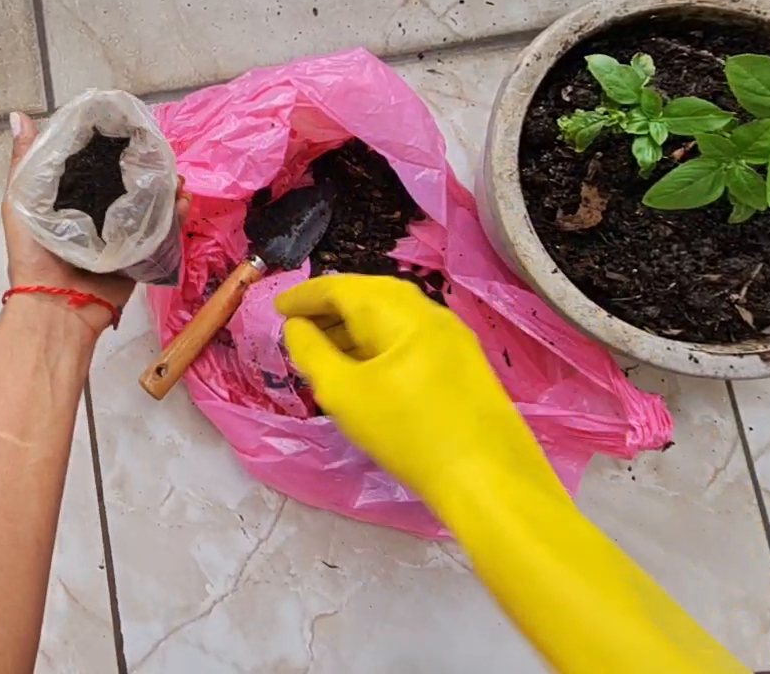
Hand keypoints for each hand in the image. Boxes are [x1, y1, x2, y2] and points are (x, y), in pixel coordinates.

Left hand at [3, 112, 189, 333]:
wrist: (54, 306)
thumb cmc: (32, 254)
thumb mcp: (20, 201)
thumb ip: (26, 162)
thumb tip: (20, 115)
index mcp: (72, 196)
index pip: (99, 164)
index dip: (115, 147)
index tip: (130, 129)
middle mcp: (99, 212)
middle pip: (130, 182)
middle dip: (149, 167)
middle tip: (161, 155)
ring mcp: (122, 233)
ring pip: (152, 204)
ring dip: (168, 188)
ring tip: (177, 178)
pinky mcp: (139, 254)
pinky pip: (163, 232)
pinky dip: (177, 216)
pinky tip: (183, 201)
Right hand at [278, 275, 557, 500]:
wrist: (492, 483)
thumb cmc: (409, 434)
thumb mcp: (343, 394)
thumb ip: (311, 352)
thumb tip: (297, 328)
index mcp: (397, 311)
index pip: (341, 287)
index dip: (305, 296)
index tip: (277, 309)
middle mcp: (428, 312)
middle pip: (368, 295)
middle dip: (329, 308)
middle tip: (299, 327)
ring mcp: (452, 336)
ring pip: (391, 316)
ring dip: (353, 326)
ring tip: (325, 352)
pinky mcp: (465, 363)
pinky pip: (410, 337)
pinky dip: (378, 342)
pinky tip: (366, 370)